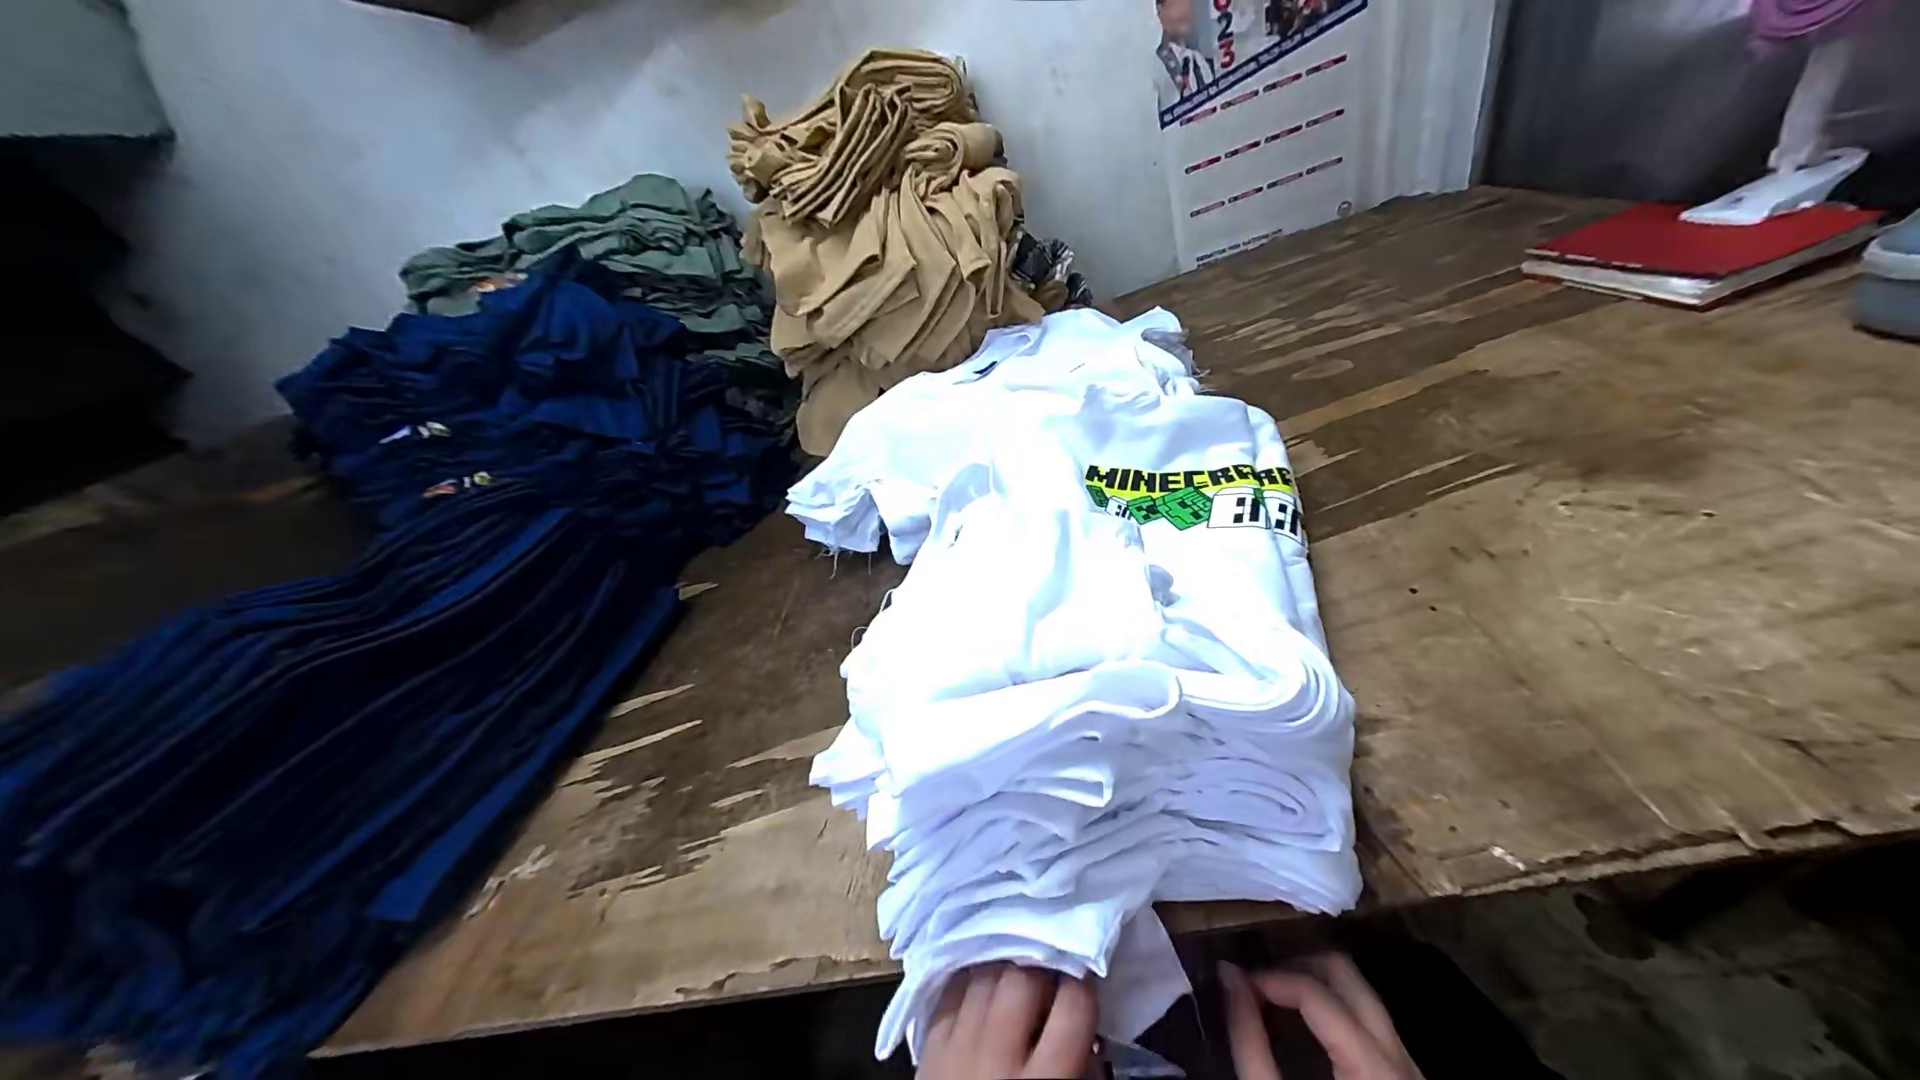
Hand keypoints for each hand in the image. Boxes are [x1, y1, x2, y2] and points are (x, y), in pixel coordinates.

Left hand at [918, 962, 1097, 1079]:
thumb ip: (1082, 1072)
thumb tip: (1087, 1031)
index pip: (1072, 1008)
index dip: (1084, 986)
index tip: (1086, 980)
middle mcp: (998, 1059)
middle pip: (1022, 978)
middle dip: (1042, 967)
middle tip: (1051, 972)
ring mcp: (958, 1048)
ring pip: (985, 974)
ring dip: (1007, 964)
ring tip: (1019, 970)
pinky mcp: (929, 1047)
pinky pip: (952, 989)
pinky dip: (972, 977)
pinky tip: (985, 980)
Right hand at [1220, 954, 1422, 1079]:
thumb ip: (1249, 1039)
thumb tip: (1229, 975)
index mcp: (1373, 1069)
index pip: (1316, 992)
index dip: (1270, 978)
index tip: (1236, 984)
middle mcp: (1404, 1062)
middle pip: (1348, 974)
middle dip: (1296, 966)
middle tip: (1258, 982)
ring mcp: (1414, 1072)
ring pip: (1364, 994)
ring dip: (1315, 984)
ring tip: (1275, 998)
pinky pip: (1372, 1022)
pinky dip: (1334, 1009)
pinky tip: (1305, 1025)